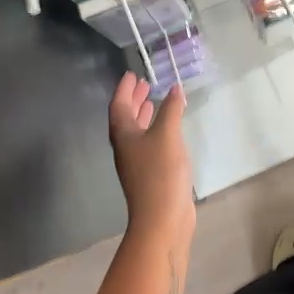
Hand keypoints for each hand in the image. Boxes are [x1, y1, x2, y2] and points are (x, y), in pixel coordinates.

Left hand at [108, 72, 193, 235]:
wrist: (162, 218)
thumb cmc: (160, 171)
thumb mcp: (167, 134)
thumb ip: (171, 109)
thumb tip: (175, 89)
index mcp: (123, 135)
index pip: (118, 105)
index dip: (124, 89)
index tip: (131, 74)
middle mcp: (126, 148)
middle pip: (125, 118)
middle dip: (134, 100)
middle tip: (144, 84)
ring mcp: (137, 163)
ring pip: (136, 132)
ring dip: (143, 115)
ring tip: (154, 101)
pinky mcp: (149, 174)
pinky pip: (148, 143)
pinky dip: (155, 130)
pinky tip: (168, 130)